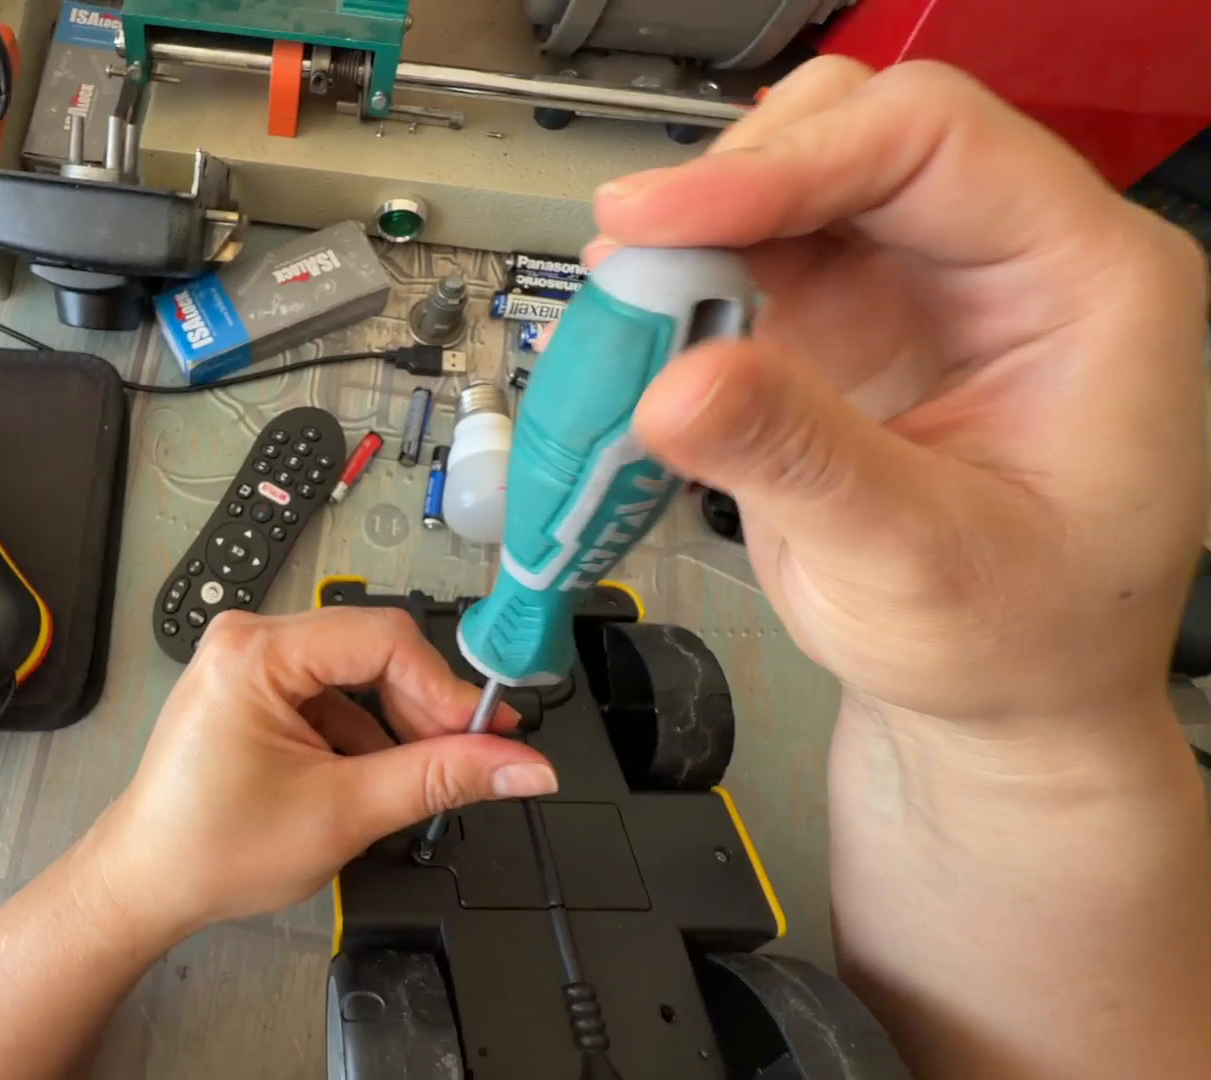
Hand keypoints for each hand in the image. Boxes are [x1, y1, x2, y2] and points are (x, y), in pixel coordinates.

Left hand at [83, 606, 555, 931]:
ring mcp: (246, 659)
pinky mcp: (251, 683)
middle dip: (421, 706)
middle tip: (467, 757)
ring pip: (352, 670)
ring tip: (412, 776)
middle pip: (368, 648)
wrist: (148, 880)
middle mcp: (247, 638)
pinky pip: (325, 689)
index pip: (381, 637)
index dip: (444, 686)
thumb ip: (439, 778)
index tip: (488, 735)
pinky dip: (359, 727)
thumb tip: (522, 764)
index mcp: (256, 652)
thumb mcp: (342, 812)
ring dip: (393, 720)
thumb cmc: (218, 849)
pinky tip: (368, 772)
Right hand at [596, 59, 1208, 732]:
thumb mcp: (907, 553)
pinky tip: (629, 334)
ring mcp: (888, 301)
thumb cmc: (999, 630)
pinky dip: (667, 297)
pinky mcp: (814, 346)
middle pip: (845, 139)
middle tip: (632, 258)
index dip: (777, 166)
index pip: (924, 146)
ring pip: (771, 203)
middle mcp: (977, 267)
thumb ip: (795, 458)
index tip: (647, 222)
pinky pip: (728, 280)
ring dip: (683, 241)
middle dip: (726, 185)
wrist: (979, 682)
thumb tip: (672, 384)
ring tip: (617, 303)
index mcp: (1067, 282)